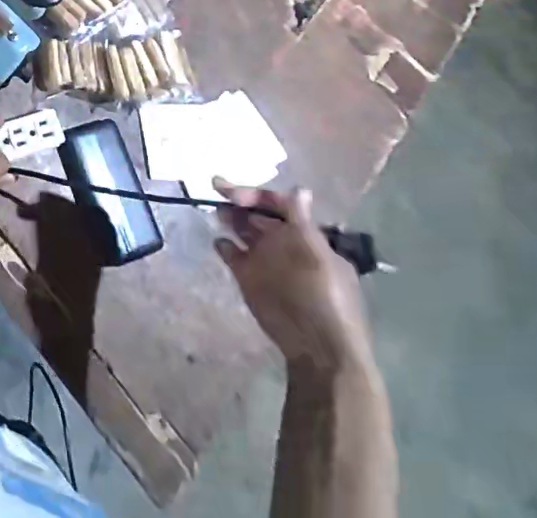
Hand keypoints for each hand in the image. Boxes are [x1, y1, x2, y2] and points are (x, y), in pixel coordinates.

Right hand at [214, 179, 374, 375]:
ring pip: (243, 232)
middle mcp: (284, 244)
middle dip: (239, 203)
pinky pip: (233, 255)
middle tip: (215, 192)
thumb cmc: (322, 296)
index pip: (278, 206)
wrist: (319, 348)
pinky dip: (224, 246)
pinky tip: (217, 241)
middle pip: (258, 216)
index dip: (256, 196)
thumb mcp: (315, 253)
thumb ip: (301, 221)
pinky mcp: (249, 280)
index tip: (230, 191)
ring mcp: (265, 262)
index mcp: (304, 236)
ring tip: (214, 211)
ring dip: (229, 219)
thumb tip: (300, 189)